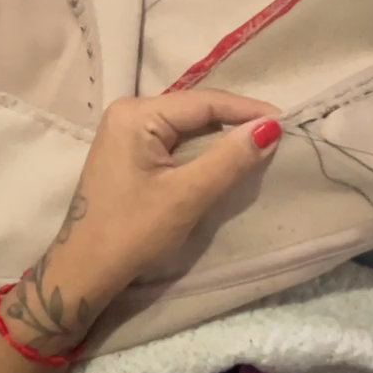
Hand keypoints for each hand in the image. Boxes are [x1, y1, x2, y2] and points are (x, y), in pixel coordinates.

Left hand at [0, 91, 281, 352]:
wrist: (85, 270)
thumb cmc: (132, 232)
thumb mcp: (187, 195)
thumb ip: (229, 158)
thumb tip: (270, 127)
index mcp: (136, 114)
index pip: (204, 102)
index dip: (248, 110)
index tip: (287, 120)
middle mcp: (128, 111)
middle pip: (195, 109)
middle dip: (236, 120)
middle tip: (279, 133)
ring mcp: (125, 130)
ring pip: (187, 125)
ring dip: (221, 135)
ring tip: (261, 143)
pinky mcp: (129, 150)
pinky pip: (174, 140)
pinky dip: (201, 149)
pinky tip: (226, 156)